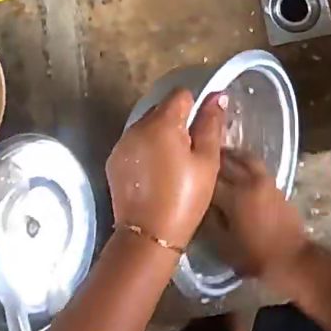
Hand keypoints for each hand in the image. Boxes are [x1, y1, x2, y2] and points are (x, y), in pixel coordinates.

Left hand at [107, 88, 225, 247]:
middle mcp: (137, 126)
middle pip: (162, 108)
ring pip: (147, 126)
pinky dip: (145, 150)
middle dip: (176, 122)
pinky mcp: (113, 160)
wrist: (148, 236)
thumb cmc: (185, 198)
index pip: (180, 94)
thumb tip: (216, 95)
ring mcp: (122, 143)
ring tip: (172, 165)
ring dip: (159, 135)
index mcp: (162, 122)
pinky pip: (134, 143)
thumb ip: (211, 124)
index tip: (201, 129)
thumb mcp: (206, 162)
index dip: (194, 107)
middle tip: (189, 151)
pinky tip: (154, 174)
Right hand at [203, 150, 307, 282]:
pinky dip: (244, 159)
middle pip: (225, 162)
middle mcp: (248, 182)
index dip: (196, 177)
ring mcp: (263, 180)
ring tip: (218, 156)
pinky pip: (255, 163)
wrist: (292, 258)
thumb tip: (200, 204)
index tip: (187, 177)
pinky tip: (238, 164)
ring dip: (229, 154)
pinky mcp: (274, 183)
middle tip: (198, 161)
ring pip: (242, 157)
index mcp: (233, 197)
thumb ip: (209, 221)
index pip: (209, 178)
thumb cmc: (255, 256)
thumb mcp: (223, 246)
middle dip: (210, 161)